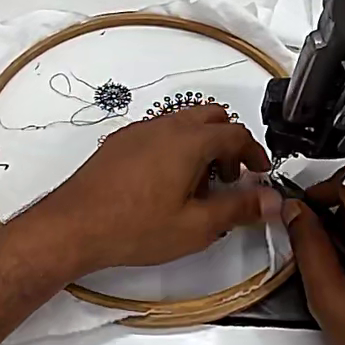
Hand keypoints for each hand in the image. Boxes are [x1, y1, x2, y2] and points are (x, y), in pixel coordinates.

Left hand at [15, 104, 279, 281]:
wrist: (74, 226)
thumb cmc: (134, 227)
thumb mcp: (197, 226)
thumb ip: (239, 208)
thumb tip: (271, 200)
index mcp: (189, 141)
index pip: (236, 133)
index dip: (255, 153)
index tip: (260, 173)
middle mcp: (164, 126)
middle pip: (210, 117)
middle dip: (228, 143)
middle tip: (230, 178)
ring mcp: (139, 131)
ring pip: (182, 123)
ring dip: (201, 145)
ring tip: (197, 186)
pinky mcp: (120, 142)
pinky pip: (158, 133)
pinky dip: (174, 147)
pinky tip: (165, 184)